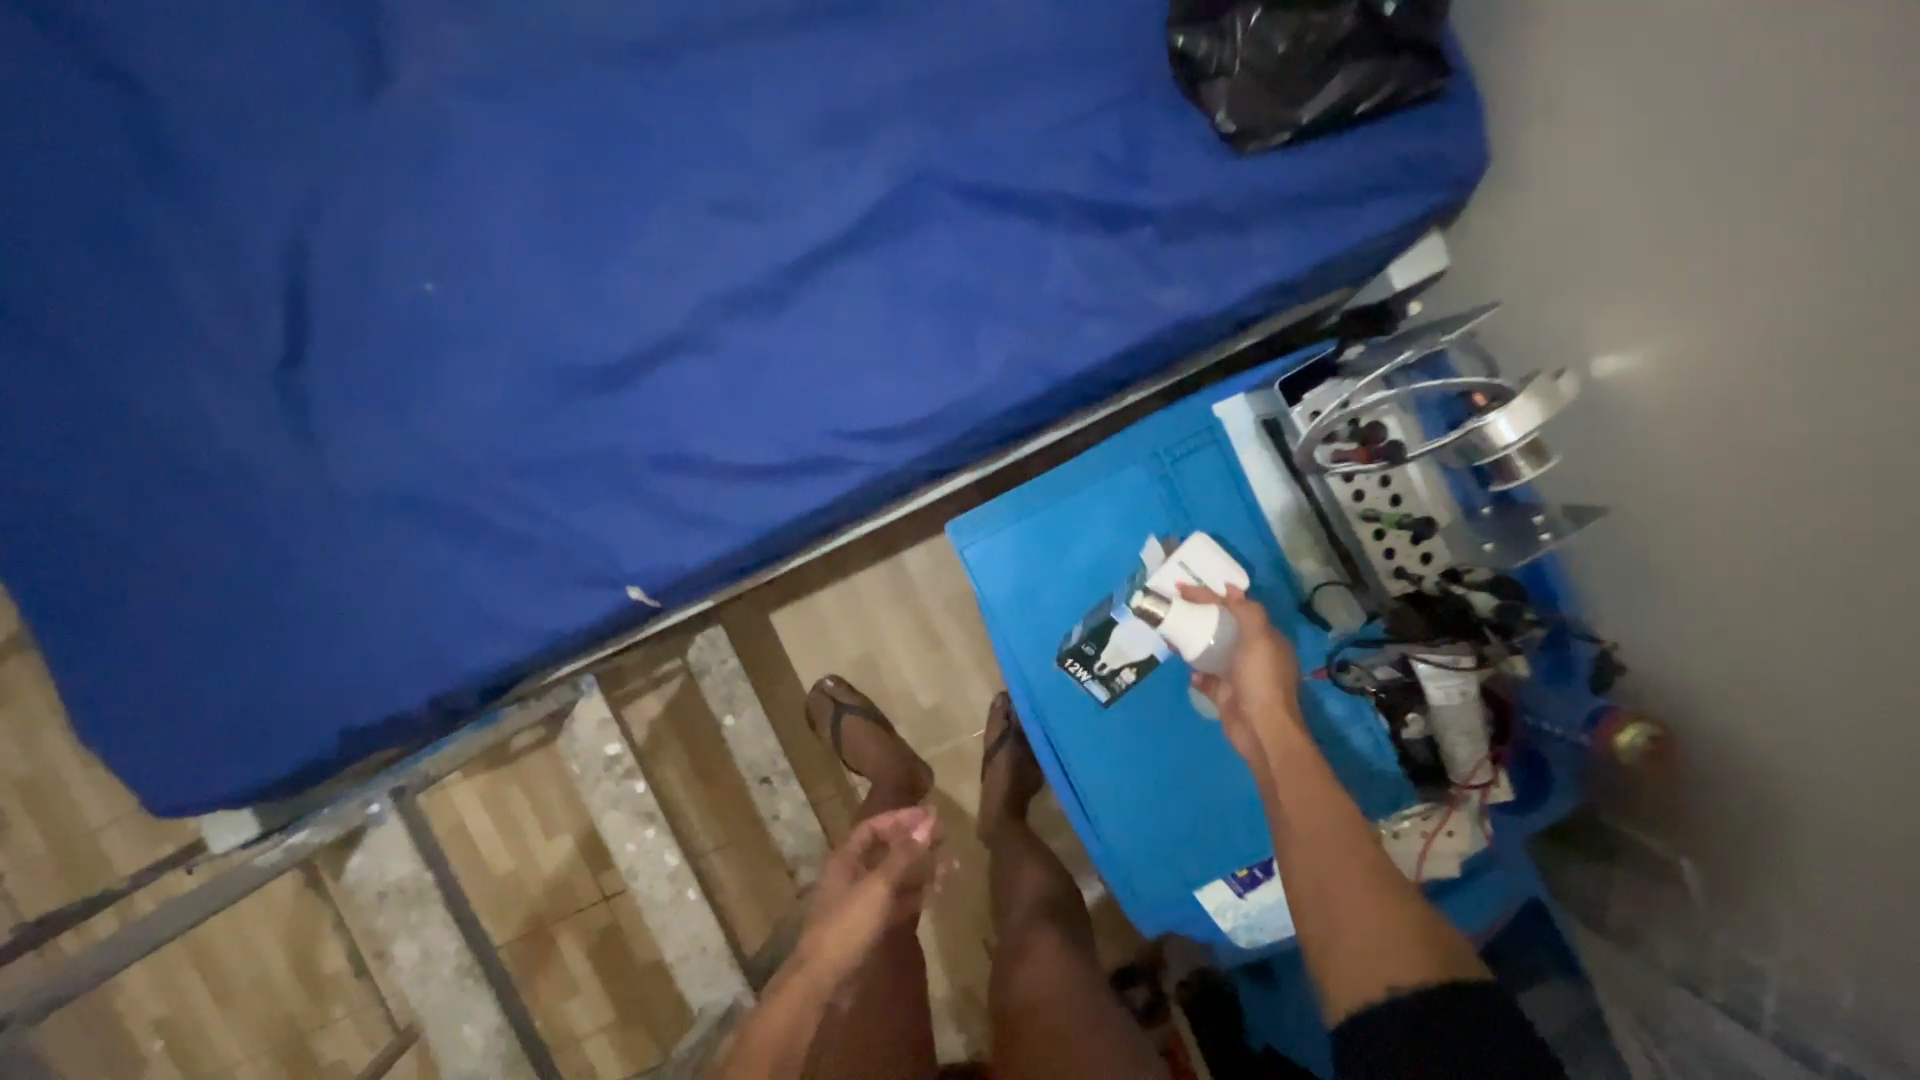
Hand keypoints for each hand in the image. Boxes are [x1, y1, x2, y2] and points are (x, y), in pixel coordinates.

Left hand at [794, 806, 939, 987]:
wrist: (823, 982)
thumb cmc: (847, 925)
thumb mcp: (878, 886)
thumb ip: (904, 855)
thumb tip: (929, 822)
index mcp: (845, 859)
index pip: (873, 827)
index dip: (900, 819)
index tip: (929, 816)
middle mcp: (850, 875)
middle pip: (884, 851)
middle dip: (913, 844)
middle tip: (944, 838)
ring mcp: (858, 902)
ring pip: (891, 878)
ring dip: (917, 870)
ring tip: (947, 867)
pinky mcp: (866, 927)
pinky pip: (893, 903)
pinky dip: (911, 897)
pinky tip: (932, 895)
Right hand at [1177, 583, 1306, 780]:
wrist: (1261, 730)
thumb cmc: (1260, 680)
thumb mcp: (1258, 638)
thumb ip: (1247, 612)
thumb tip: (1232, 591)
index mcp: (1266, 639)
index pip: (1236, 608)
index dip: (1211, 596)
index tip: (1183, 589)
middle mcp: (1254, 655)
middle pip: (1224, 628)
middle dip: (1200, 617)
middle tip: (1175, 607)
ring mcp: (1239, 676)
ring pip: (1213, 652)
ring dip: (1194, 642)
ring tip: (1171, 632)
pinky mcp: (1225, 695)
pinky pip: (1206, 678)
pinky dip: (1196, 671)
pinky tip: (1186, 668)